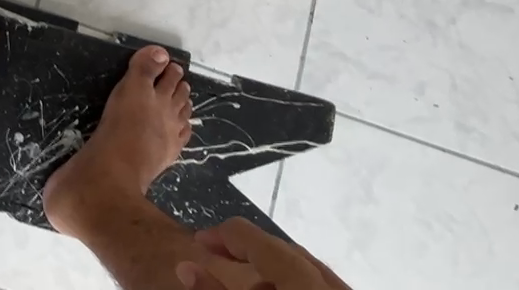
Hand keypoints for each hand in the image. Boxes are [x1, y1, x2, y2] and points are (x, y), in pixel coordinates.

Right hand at [177, 218, 350, 289]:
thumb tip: (185, 267)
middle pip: (287, 251)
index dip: (222, 235)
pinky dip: (299, 286)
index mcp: (303, 278)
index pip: (255, 237)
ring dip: (274, 272)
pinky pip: (326, 286)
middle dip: (250, 253)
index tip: (199, 243)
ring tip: (250, 288)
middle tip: (220, 260)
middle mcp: (334, 284)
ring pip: (310, 271)